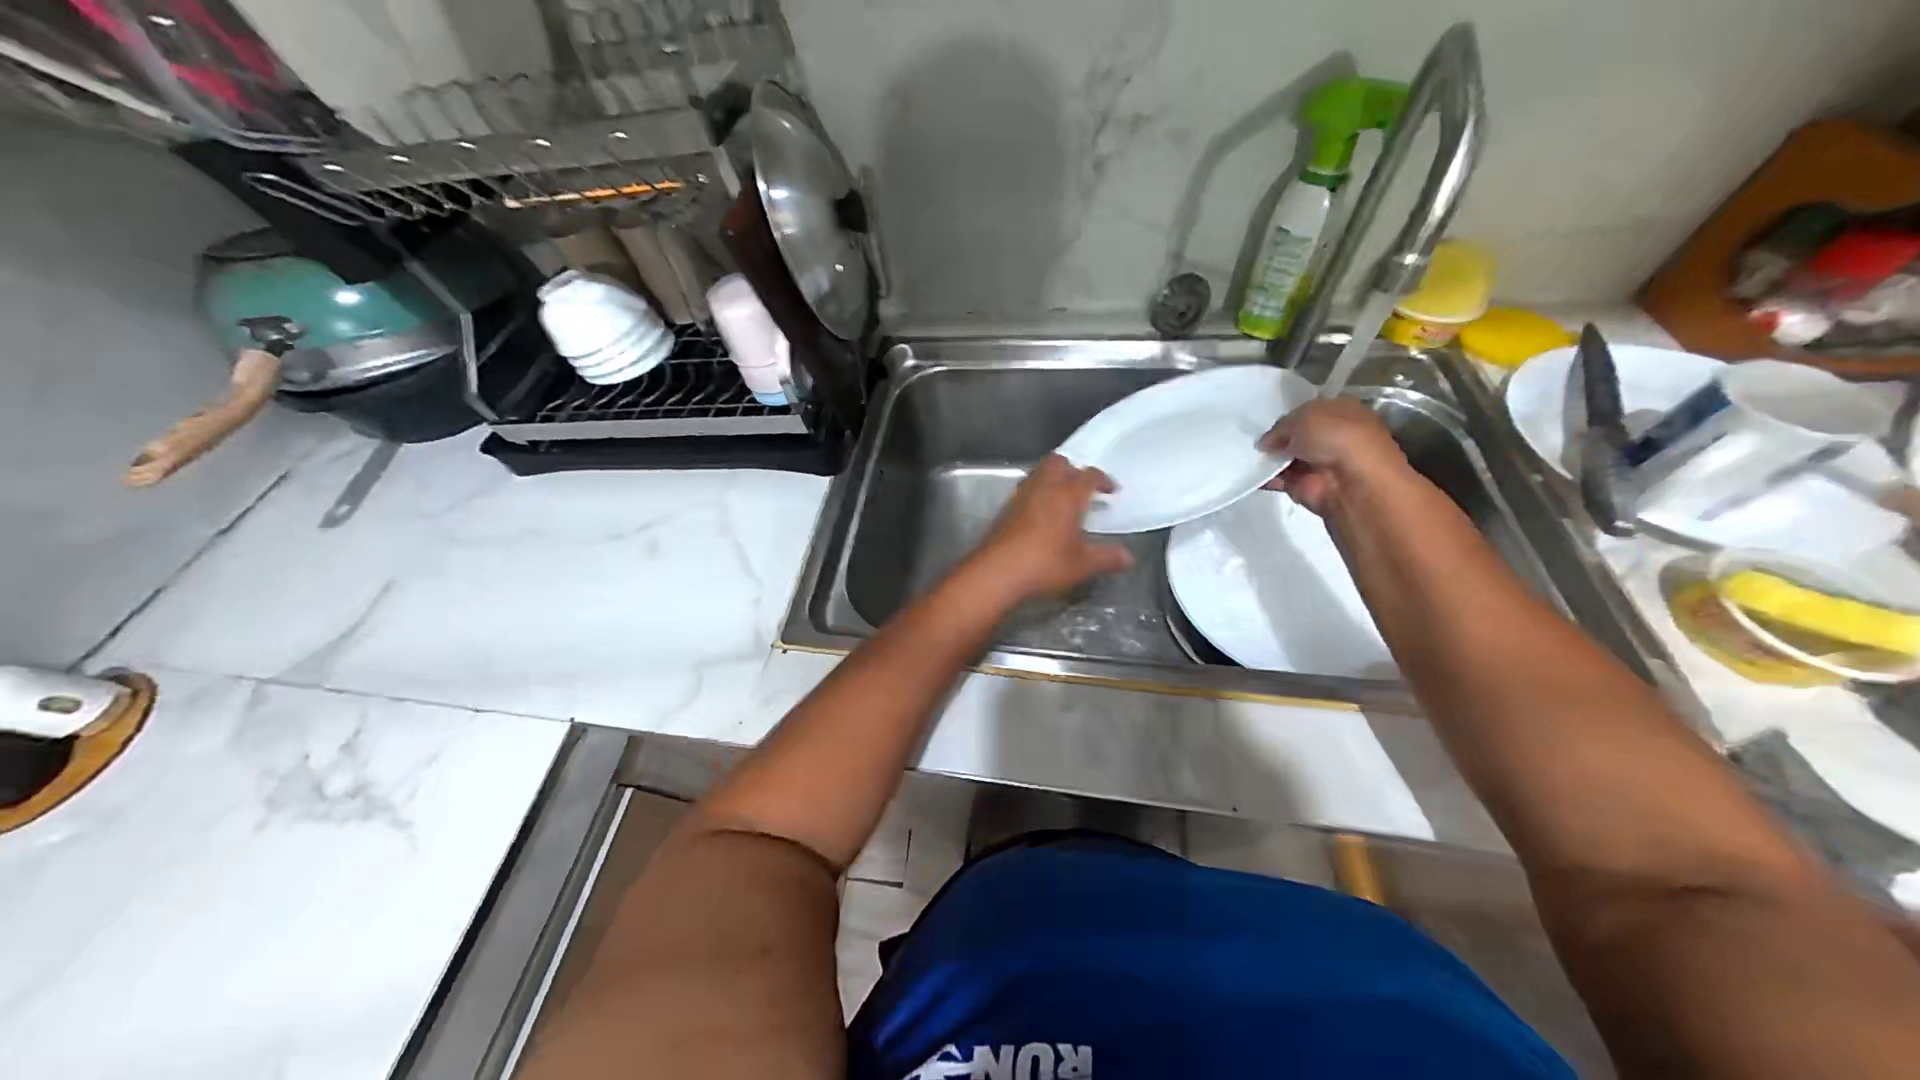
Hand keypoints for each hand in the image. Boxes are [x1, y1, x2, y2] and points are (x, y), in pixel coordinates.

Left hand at [967, 455, 1133, 599]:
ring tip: (1064, 501)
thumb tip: (1128, 557)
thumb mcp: (1082, 564)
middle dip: (1073, 470)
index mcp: (1067, 493)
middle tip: (1083, 489)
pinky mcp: (1005, 509)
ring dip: (1053, 480)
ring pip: (1039, 474)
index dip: (1103, 480)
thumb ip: (1107, 557)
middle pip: (1059, 462)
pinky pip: (1026, 491)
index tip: (1111, 491)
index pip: (1089, 475)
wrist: (996, 572)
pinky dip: (1038, 495)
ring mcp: (1021, 496)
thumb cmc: (1045, 563)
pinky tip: (1042, 517)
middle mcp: (1043, 487)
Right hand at [1257, 399, 1407, 515]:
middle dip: (1276, 437)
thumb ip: (1281, 427)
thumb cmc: (1336, 437)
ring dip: (1267, 457)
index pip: (1310, 411)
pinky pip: (1279, 479)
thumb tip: (1267, 442)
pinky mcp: (1306, 486)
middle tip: (1253, 438)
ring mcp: (1319, 463)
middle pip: (1296, 436)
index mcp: (1342, 413)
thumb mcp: (1304, 417)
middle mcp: (1332, 437)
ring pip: (1286, 457)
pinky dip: (1264, 478)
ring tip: (1246, 454)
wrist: (1353, 482)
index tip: (1267, 420)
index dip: (1288, 416)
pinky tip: (1249, 473)